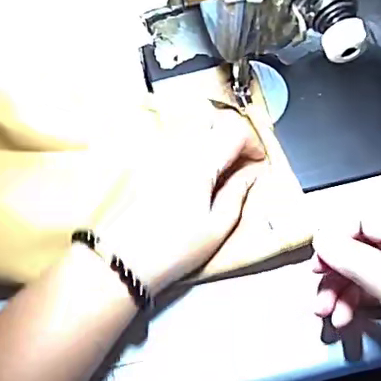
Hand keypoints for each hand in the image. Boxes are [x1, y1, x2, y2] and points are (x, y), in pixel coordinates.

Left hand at [95, 110, 265, 295]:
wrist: (122, 261)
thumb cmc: (173, 250)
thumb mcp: (217, 227)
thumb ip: (238, 193)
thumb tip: (250, 173)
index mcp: (200, 161)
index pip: (234, 130)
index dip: (253, 143)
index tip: (258, 162)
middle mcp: (176, 148)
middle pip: (211, 119)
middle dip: (231, 134)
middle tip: (241, 162)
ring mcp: (155, 152)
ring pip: (190, 127)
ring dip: (209, 139)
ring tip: (217, 169)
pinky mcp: (142, 163)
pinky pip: (172, 141)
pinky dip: (189, 148)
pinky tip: (191, 176)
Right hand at [313, 216, 380, 380]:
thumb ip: (355, 260)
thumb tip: (320, 237)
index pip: (363, 221)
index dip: (336, 239)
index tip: (316, 264)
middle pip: (355, 248)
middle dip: (334, 273)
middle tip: (319, 297)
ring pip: (356, 274)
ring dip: (337, 293)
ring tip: (328, 316)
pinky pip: (364, 295)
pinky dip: (350, 307)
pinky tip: (344, 323)